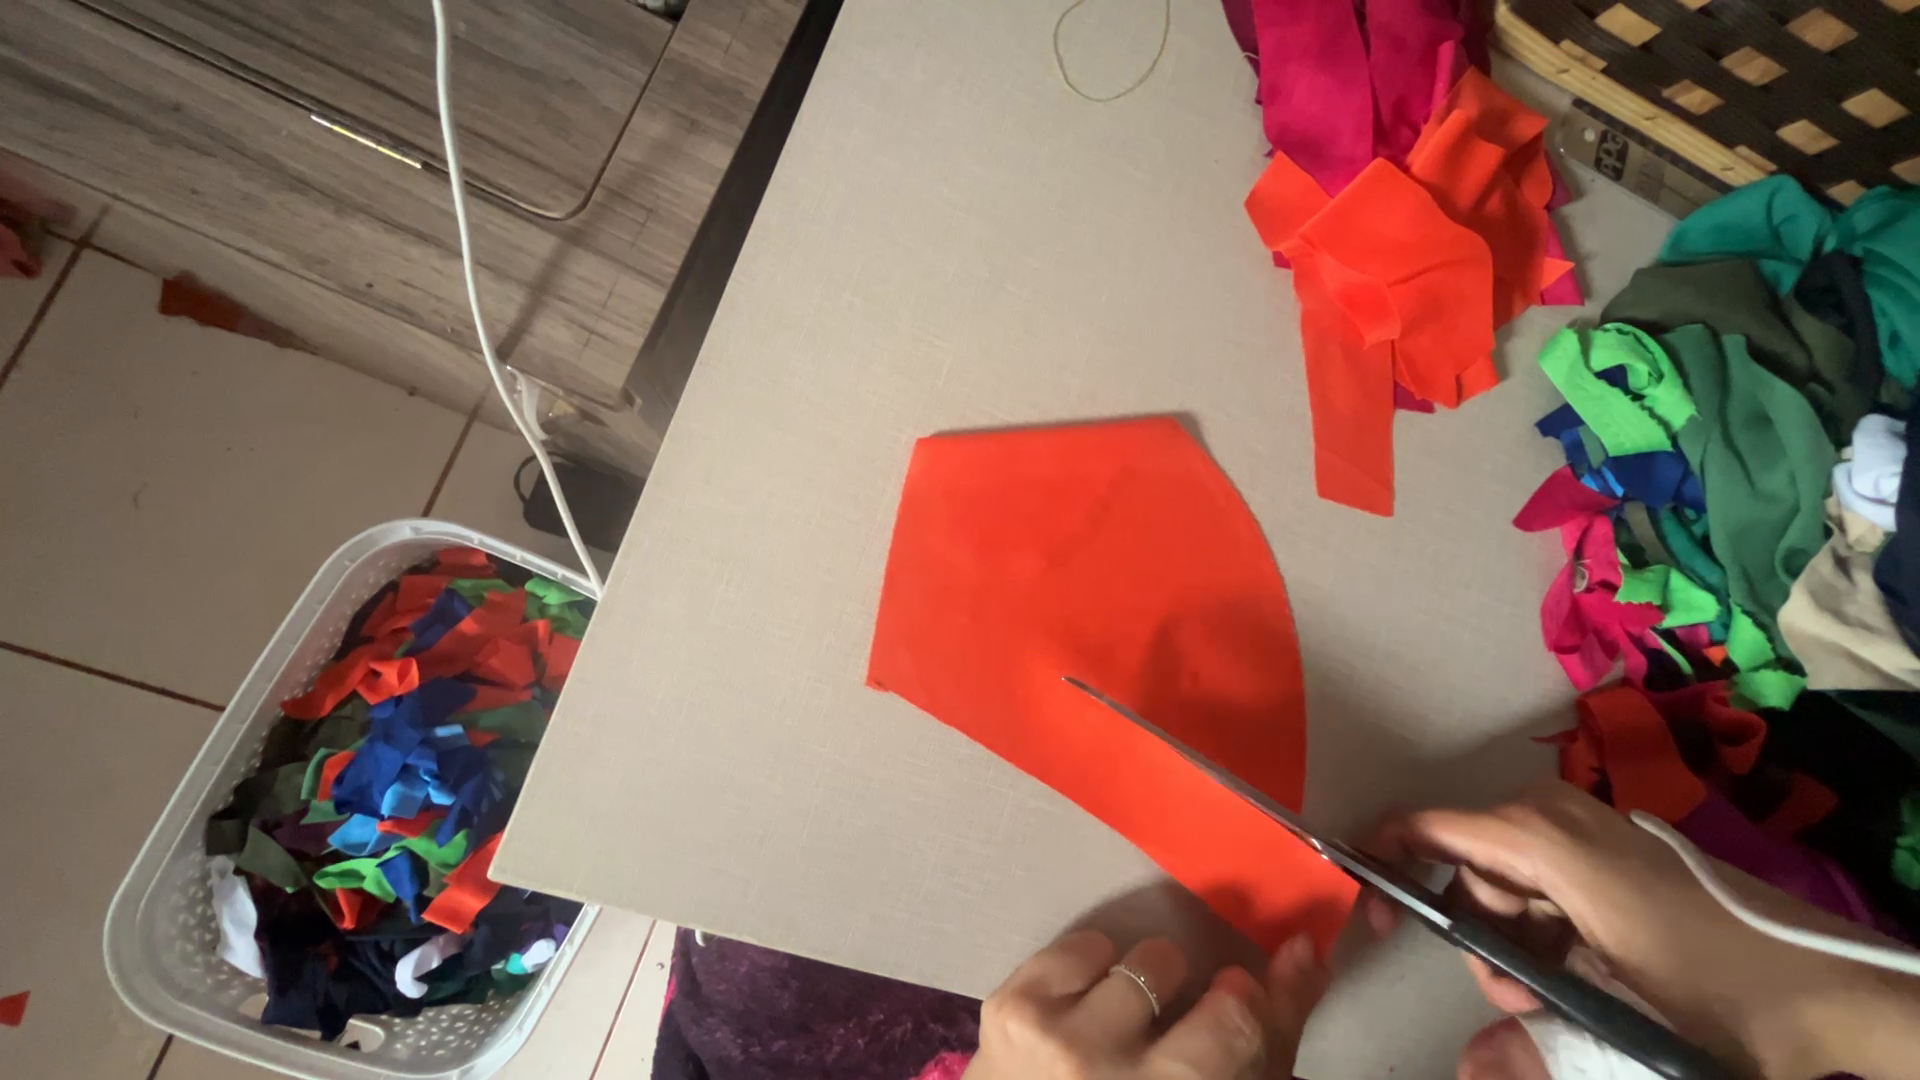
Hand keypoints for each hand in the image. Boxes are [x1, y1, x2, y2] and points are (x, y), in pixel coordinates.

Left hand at [963, 930, 1328, 1079]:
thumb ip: (1272, 1031)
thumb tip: (1303, 948)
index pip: (1232, 1023)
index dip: (1240, 1001)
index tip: (1233, 997)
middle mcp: (1103, 1071)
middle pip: (1169, 973)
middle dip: (1182, 985)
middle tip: (1164, 1022)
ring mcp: (1050, 1037)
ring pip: (1128, 955)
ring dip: (1136, 977)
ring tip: (1121, 1019)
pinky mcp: (1009, 1007)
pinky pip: (1078, 946)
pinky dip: (1091, 969)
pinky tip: (1085, 1009)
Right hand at [1367, 781, 1919, 1078]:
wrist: (1852, 988)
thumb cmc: (1735, 996)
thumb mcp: (1631, 1028)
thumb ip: (1538, 1042)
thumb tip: (1464, 1069)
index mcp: (1543, 838)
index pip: (1426, 828)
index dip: (1384, 862)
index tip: (1382, 922)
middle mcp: (1550, 813)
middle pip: (1466, 865)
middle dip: (1479, 932)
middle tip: (1520, 993)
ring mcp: (1581, 824)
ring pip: (1503, 876)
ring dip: (1514, 937)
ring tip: (1560, 990)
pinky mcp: (1605, 843)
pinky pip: (1539, 875)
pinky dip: (1545, 924)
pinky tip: (1585, 965)